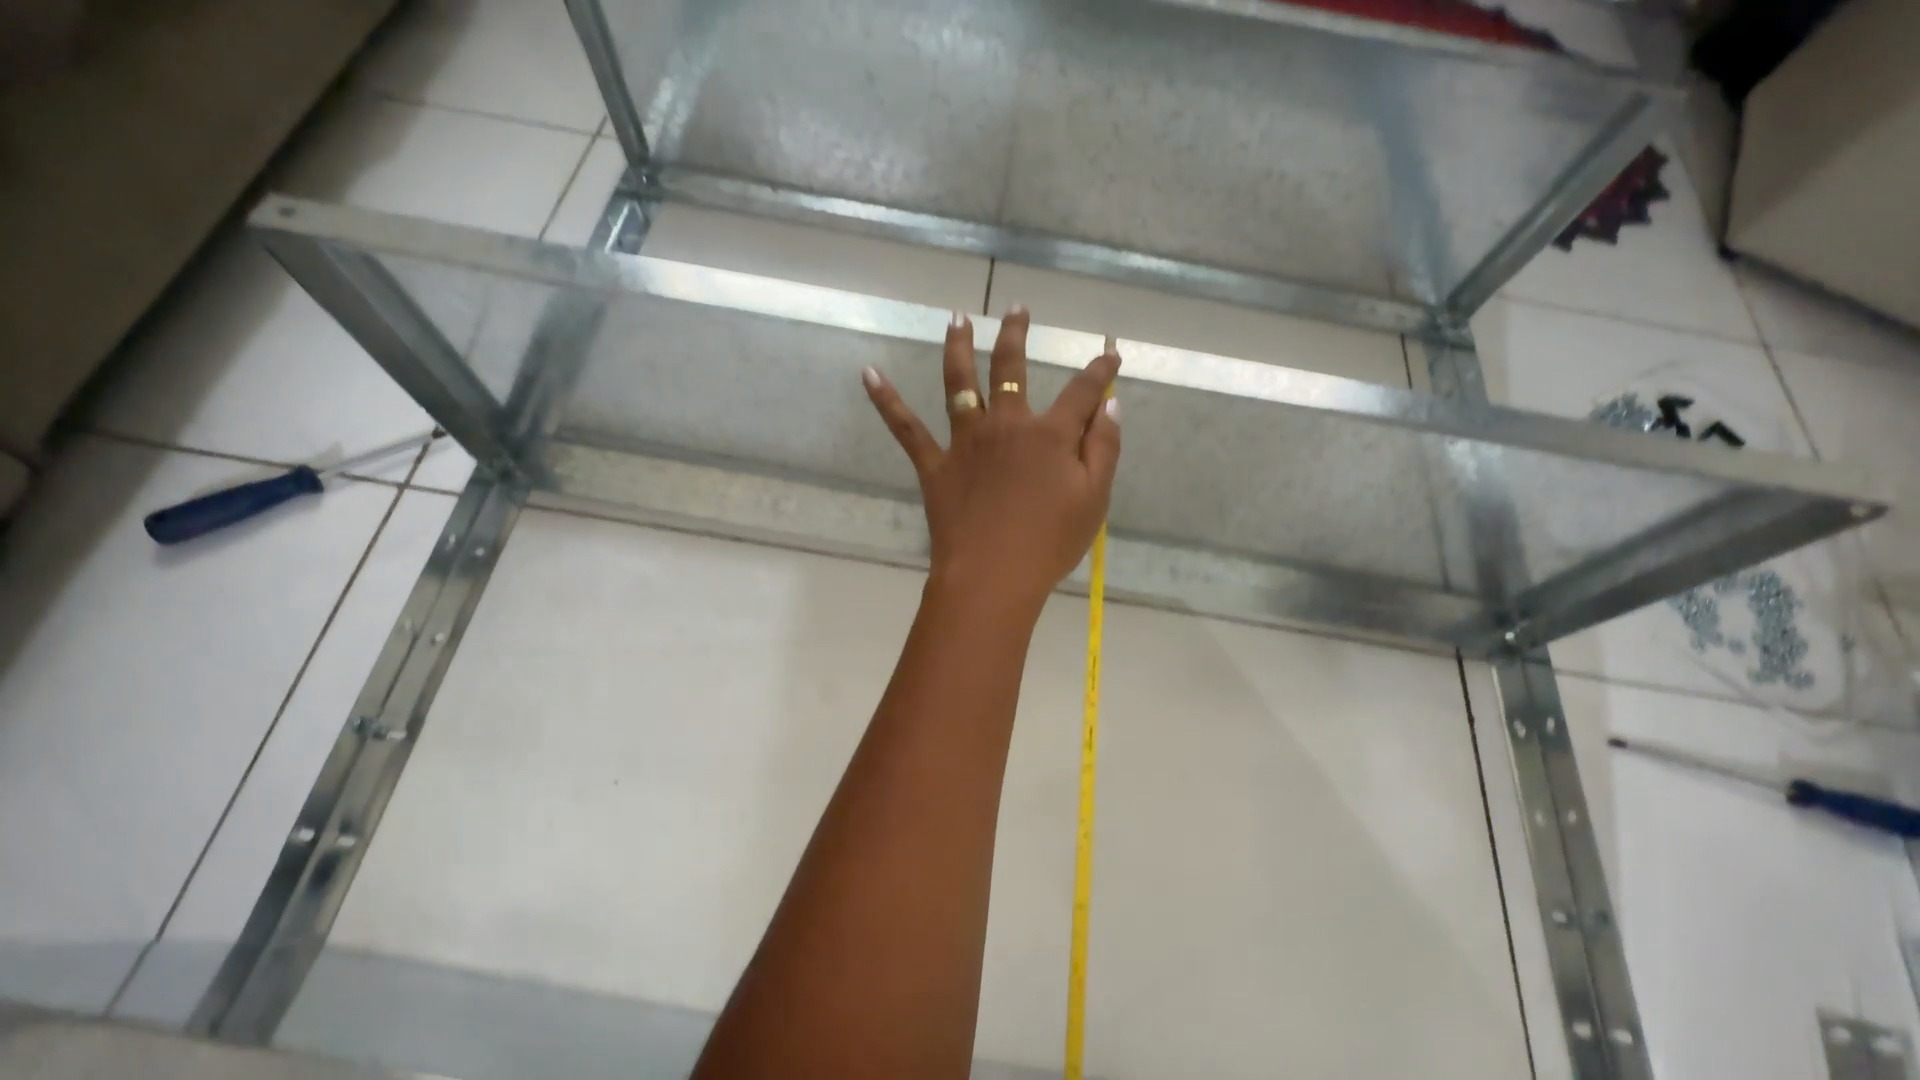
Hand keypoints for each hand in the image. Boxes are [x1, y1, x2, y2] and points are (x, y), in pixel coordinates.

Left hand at [863, 306, 1121, 612]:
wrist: (992, 576)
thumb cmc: (1050, 543)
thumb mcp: (1094, 499)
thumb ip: (1104, 448)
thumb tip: (1110, 405)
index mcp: (1050, 434)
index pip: (1082, 391)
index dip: (1100, 371)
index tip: (1110, 354)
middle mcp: (1006, 424)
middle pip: (1010, 368)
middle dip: (1015, 334)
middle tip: (1016, 309)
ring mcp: (965, 441)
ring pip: (959, 383)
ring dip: (957, 346)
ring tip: (957, 318)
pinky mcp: (934, 464)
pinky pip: (905, 427)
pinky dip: (885, 399)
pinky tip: (868, 373)